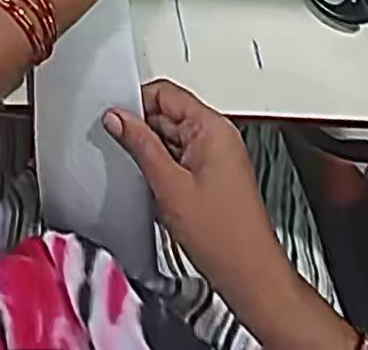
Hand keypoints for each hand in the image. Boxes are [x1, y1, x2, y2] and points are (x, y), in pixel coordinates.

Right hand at [103, 81, 288, 304]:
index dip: (137, 103)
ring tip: (147, 179)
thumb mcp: (169, 185)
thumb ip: (140, 145)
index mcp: (211, 125)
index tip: (116, 120)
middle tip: (126, 153)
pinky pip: (181, 155)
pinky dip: (165, 168)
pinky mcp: (215, 171)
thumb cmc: (223, 236)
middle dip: (144, 131)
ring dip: (154, 152)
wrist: (251, 276)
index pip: (166, 92)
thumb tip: (119, 118)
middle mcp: (218, 133)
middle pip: (168, 112)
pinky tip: (159, 191)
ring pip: (173, 136)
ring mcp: (218, 152)